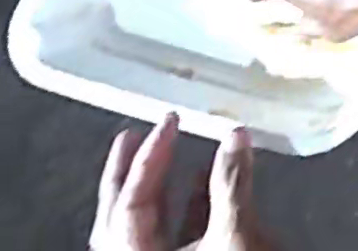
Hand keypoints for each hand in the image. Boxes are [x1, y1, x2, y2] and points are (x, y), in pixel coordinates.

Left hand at [91, 114, 270, 250]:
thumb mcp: (237, 239)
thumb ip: (232, 184)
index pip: (130, 206)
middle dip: (128, 177)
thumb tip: (234, 133)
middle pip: (120, 224)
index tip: (171, 119)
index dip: (149, 159)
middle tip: (133, 134)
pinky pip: (178, 239)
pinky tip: (210, 177)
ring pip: (147, 232)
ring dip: (161, 187)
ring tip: (170, 148)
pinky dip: (191, 205)